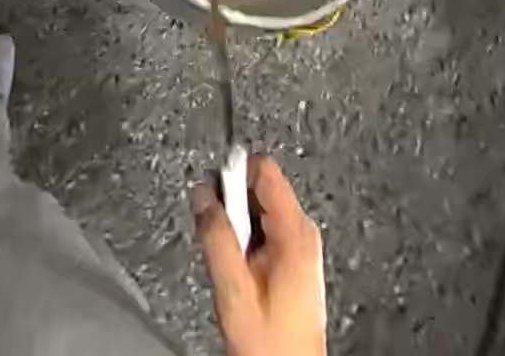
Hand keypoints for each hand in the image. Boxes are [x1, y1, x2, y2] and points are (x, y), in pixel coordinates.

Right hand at [194, 155, 327, 355]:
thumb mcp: (233, 289)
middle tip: (220, 237)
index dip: (233, 173)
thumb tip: (202, 194)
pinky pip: (264, 227)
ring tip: (231, 261)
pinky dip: (246, 238)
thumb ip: (216, 236)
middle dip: (232, 204)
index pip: (263, 167)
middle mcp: (303, 231)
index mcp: (294, 231)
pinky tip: (240, 268)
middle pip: (259, 186)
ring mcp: (301, 244)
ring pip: (259, 207)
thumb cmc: (270, 344)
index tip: (214, 194)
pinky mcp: (295, 257)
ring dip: (237, 225)